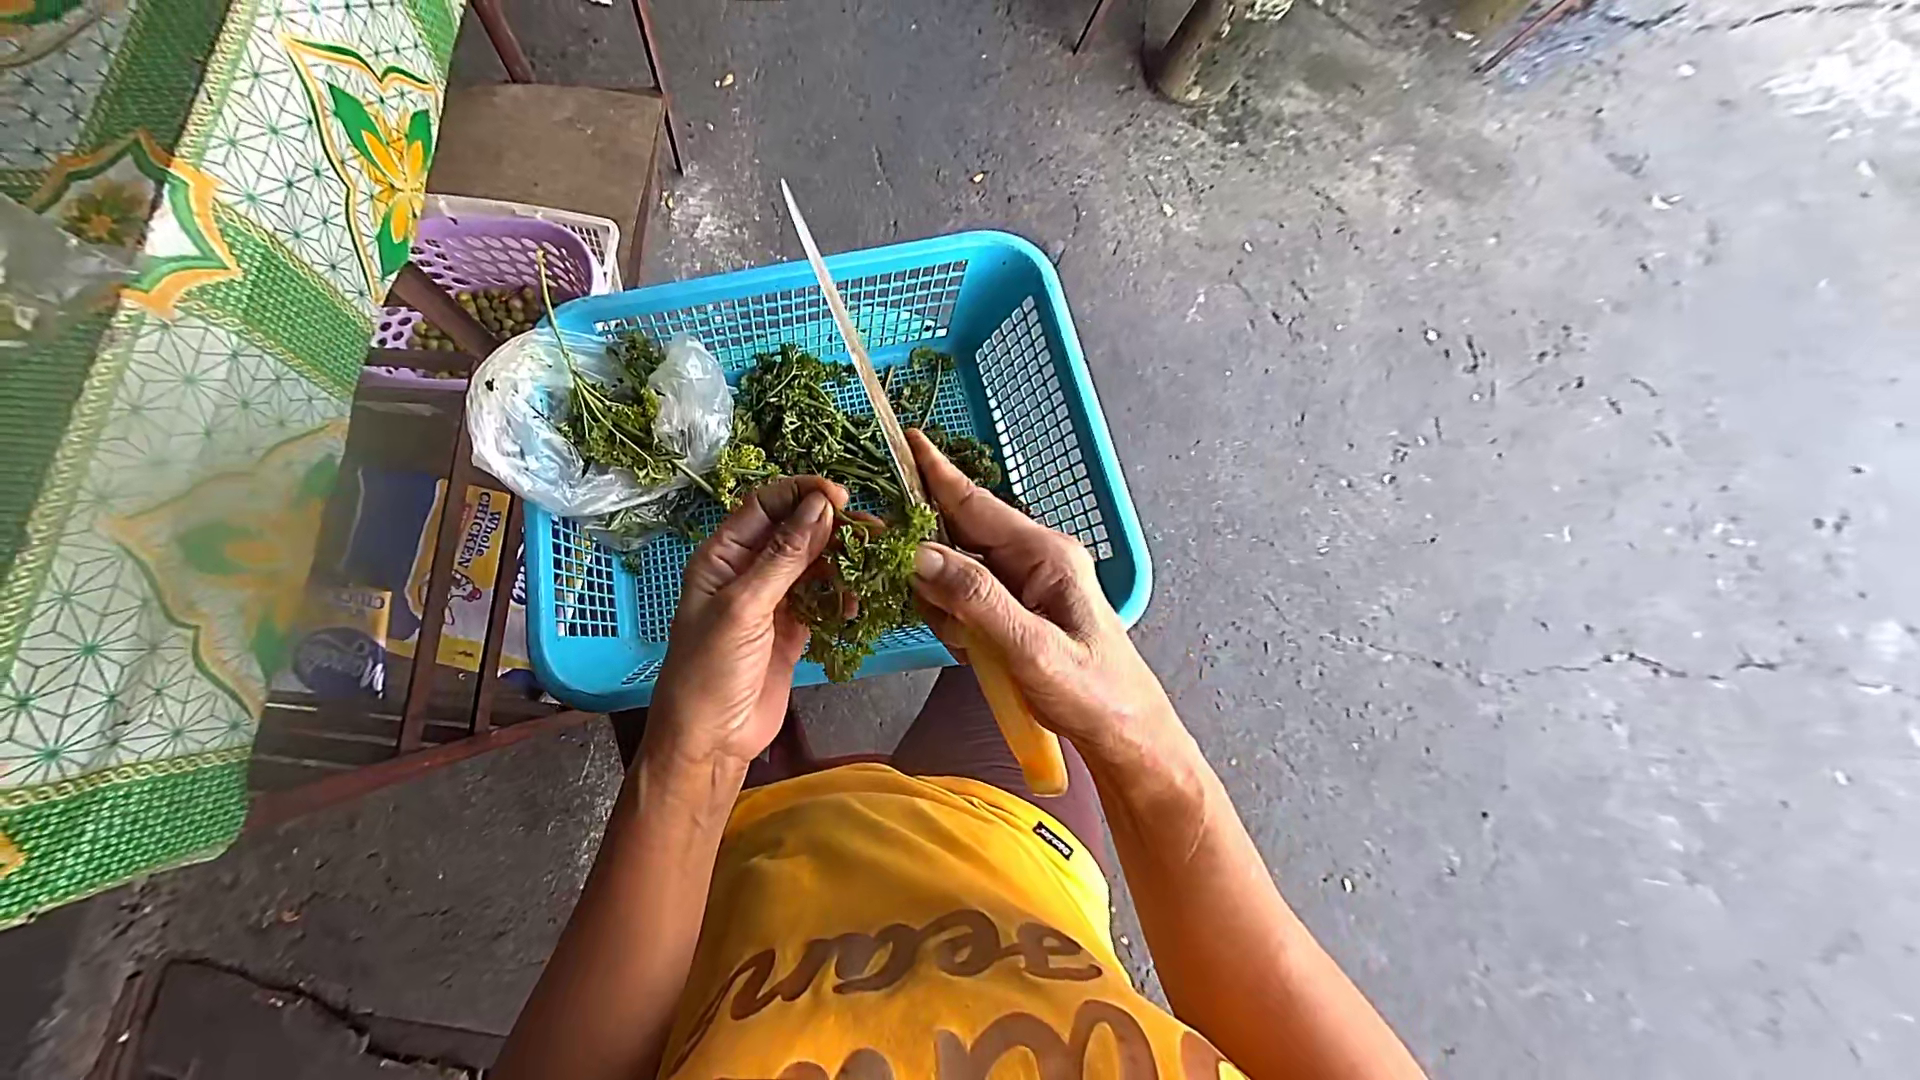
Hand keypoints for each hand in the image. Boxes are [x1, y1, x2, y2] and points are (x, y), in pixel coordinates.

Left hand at [649, 476, 848, 769]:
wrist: (712, 740)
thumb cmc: (709, 671)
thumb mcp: (744, 608)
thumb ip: (784, 556)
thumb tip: (820, 506)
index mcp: (724, 555)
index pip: (765, 505)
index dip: (801, 494)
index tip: (839, 497)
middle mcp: (749, 570)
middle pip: (796, 530)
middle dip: (831, 526)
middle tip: (871, 529)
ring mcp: (774, 598)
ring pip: (814, 563)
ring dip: (843, 560)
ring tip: (874, 561)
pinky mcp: (795, 626)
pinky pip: (824, 597)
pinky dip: (842, 595)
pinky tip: (857, 601)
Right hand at [907, 430, 1176, 764]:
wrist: (1122, 732)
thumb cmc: (1094, 692)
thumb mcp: (1034, 649)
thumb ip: (977, 600)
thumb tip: (920, 554)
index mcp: (1045, 554)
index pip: (977, 503)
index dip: (936, 472)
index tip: (904, 439)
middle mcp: (1031, 560)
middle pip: (959, 533)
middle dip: (921, 546)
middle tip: (885, 557)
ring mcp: (1020, 586)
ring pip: (954, 570)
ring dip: (939, 597)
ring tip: (963, 637)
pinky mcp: (1010, 611)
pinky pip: (962, 600)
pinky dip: (952, 619)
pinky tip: (970, 647)